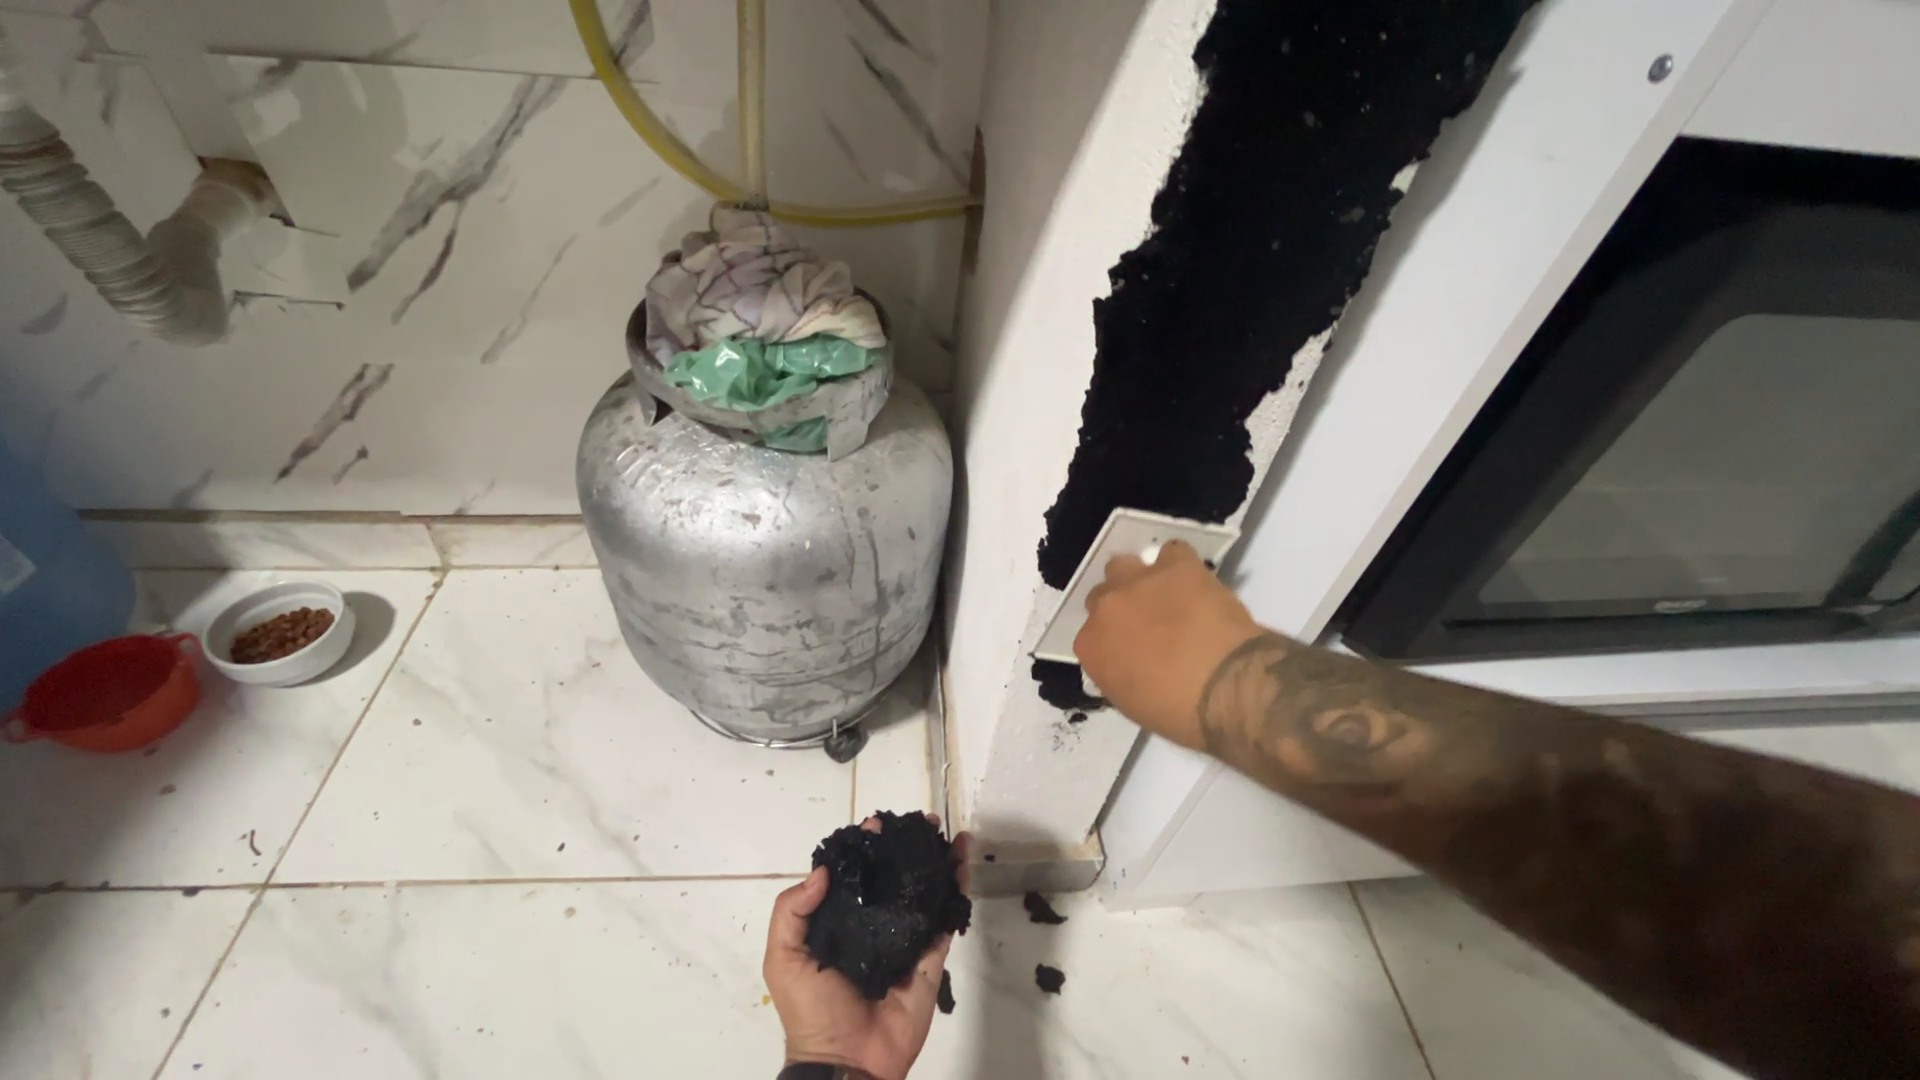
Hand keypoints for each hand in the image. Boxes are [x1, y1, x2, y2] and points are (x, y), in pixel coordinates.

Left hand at [763, 819, 964, 1079]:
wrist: (847, 1062)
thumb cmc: (811, 1009)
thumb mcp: (784, 959)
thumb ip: (792, 911)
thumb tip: (822, 870)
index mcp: (840, 922)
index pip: (855, 875)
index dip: (866, 847)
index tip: (877, 823)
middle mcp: (874, 924)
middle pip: (894, 876)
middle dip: (907, 847)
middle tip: (920, 823)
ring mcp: (905, 939)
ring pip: (924, 891)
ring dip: (938, 862)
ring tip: (949, 834)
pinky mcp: (930, 958)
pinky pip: (945, 921)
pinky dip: (956, 892)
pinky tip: (963, 866)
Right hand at [1075, 540, 1263, 749]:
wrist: (1226, 686)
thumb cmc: (1179, 711)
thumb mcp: (1133, 704)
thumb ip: (1118, 674)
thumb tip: (1128, 663)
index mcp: (1090, 647)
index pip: (1090, 635)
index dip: (1111, 641)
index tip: (1130, 651)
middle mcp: (1105, 608)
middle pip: (1102, 595)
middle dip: (1120, 607)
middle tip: (1147, 624)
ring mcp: (1139, 581)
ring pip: (1123, 565)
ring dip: (1139, 580)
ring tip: (1165, 596)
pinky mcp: (1177, 565)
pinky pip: (1172, 552)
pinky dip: (1179, 564)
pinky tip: (1192, 581)